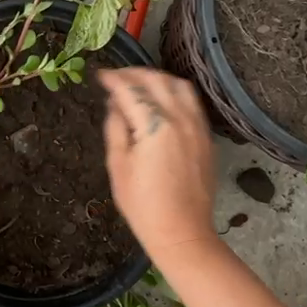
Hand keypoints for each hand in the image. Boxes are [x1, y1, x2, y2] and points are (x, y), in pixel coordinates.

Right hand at [100, 67, 217, 265]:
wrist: (183, 232)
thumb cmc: (143, 205)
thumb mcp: (118, 166)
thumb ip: (115, 128)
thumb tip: (115, 104)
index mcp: (155, 126)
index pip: (131, 89)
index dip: (113, 79)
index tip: (100, 75)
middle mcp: (180, 119)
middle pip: (157, 80)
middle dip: (134, 73)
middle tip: (117, 77)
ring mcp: (197, 127)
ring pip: (180, 85)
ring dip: (158, 78)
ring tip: (141, 84)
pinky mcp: (206, 137)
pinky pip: (192, 102)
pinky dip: (175, 92)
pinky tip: (163, 101)